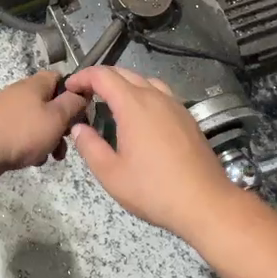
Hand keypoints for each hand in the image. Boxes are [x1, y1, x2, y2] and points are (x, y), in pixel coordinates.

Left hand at [0, 71, 90, 175]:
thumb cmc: (22, 131)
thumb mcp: (56, 118)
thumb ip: (72, 105)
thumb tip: (80, 94)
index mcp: (35, 85)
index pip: (59, 78)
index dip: (73, 93)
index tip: (81, 112)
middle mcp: (20, 92)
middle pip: (49, 103)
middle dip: (61, 124)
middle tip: (65, 143)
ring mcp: (6, 109)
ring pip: (36, 121)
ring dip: (47, 138)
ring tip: (49, 157)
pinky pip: (22, 132)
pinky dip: (30, 145)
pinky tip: (31, 160)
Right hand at [64, 66, 246, 236]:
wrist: (206, 203)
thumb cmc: (154, 190)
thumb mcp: (111, 174)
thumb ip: (90, 147)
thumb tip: (79, 128)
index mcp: (133, 105)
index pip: (102, 76)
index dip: (83, 77)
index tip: (70, 88)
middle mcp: (154, 96)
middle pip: (123, 73)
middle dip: (101, 78)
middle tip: (86, 94)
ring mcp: (174, 105)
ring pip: (145, 80)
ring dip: (124, 84)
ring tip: (112, 101)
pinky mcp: (188, 117)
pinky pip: (161, 93)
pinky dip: (144, 93)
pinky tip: (141, 116)